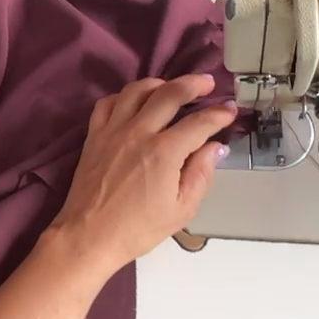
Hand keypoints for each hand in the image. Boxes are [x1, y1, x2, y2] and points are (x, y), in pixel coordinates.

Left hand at [42, 75, 236, 272]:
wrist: (89, 235)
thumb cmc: (138, 228)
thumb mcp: (181, 210)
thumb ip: (201, 174)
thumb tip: (215, 147)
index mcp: (164, 152)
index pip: (199, 123)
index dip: (219, 114)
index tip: (229, 110)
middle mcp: (139, 132)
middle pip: (170, 93)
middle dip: (193, 84)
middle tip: (207, 83)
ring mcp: (113, 130)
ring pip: (137, 90)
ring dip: (158, 83)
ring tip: (171, 87)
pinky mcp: (94, 135)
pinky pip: (108, 103)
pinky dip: (124, 96)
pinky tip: (134, 102)